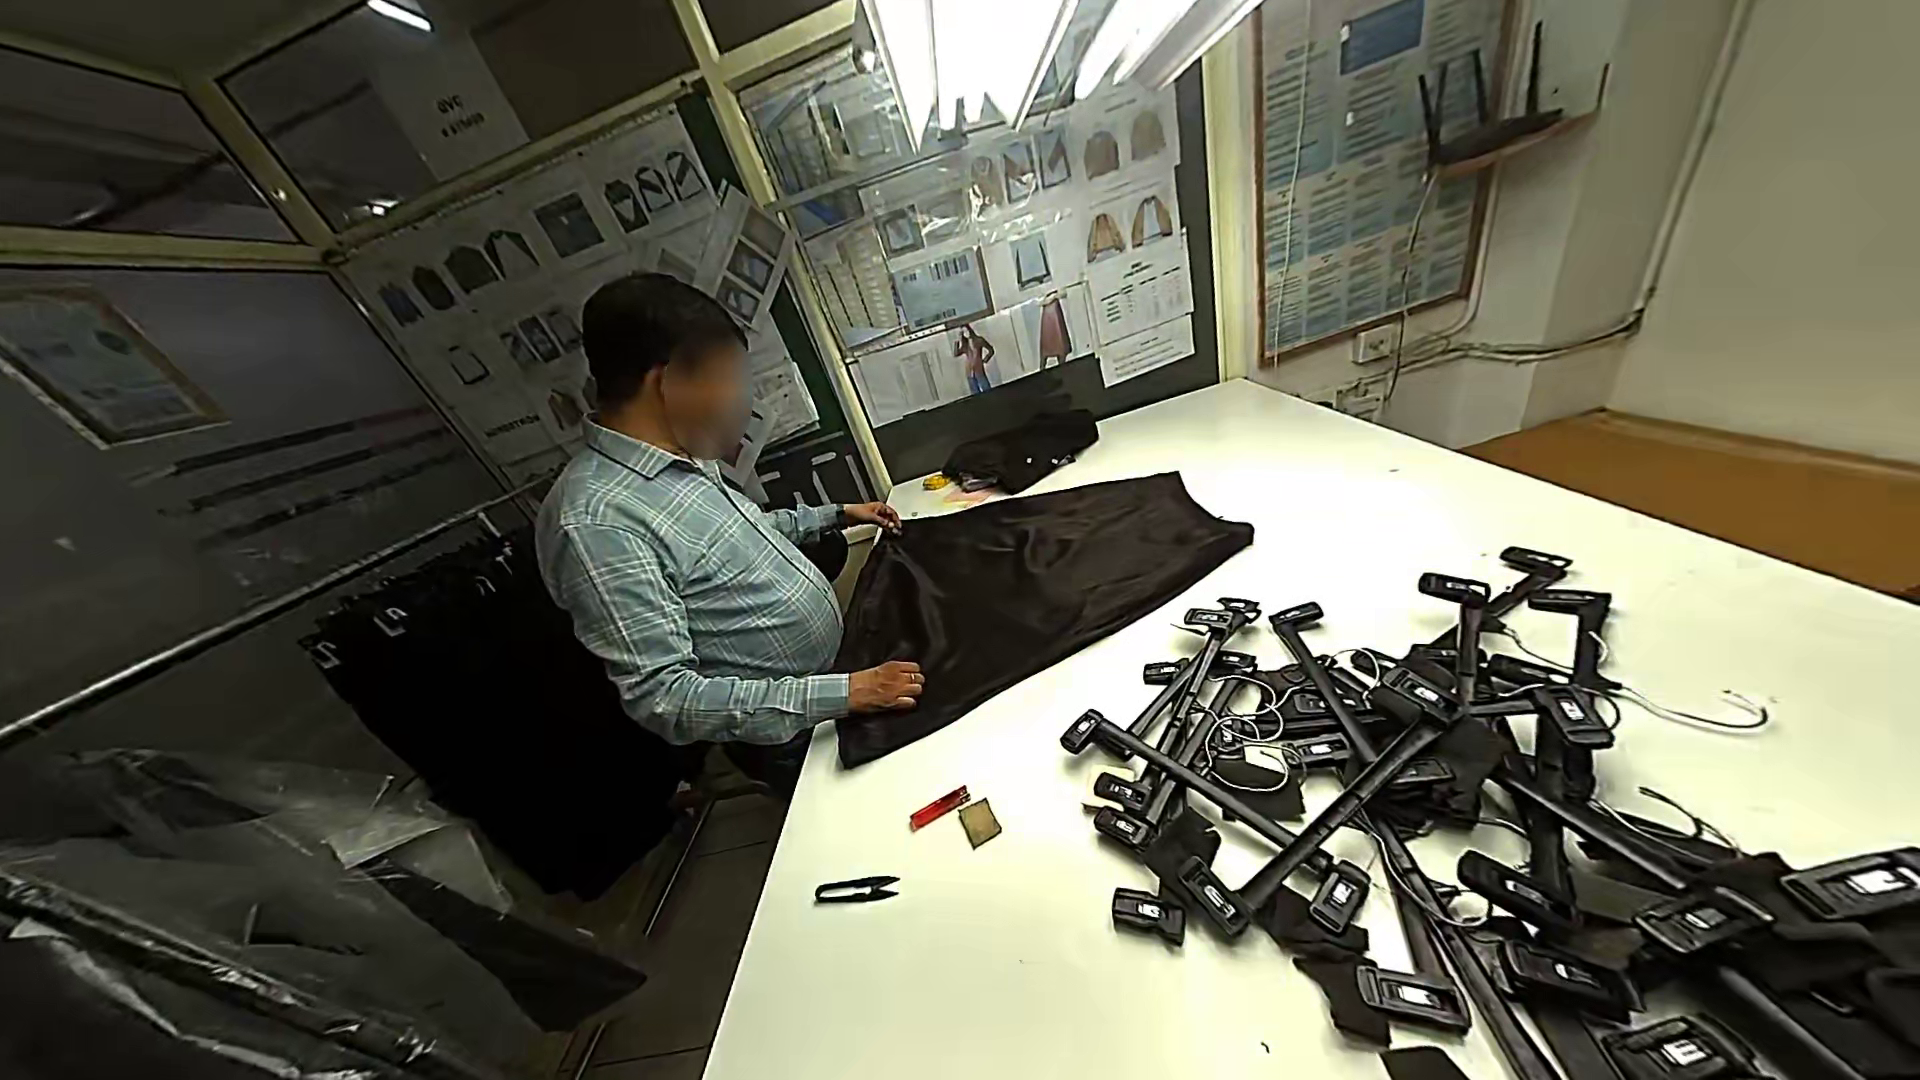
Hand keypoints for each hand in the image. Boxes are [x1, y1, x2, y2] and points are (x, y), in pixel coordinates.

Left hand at [844, 501, 901, 532]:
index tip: (899, 526)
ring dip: (889, 526)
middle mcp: (878, 510)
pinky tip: (886, 531)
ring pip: (885, 520)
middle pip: (889, 516)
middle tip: (897, 530)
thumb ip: (882, 522)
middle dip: (893, 523)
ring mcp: (875, 515)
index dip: (896, 519)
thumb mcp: (872, 517)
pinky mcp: (871, 519)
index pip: (892, 512)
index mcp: (880, 506)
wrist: (847, 515)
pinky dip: (884, 527)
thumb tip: (891, 525)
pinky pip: (881, 523)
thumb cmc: (857, 511)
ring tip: (893, 532)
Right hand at [850, 661, 922, 712]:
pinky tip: (906, 702)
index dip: (915, 672)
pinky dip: (910, 703)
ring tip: (911, 693)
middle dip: (917, 681)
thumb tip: (899, 673)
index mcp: (892, 666)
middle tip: (913, 684)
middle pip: (918, 678)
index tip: (913, 674)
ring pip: (917, 689)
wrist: (849, 692)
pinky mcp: (893, 702)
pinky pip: (910, 702)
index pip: (914, 667)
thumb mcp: (876, 669)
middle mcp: (896, 677)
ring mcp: (896, 690)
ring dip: (915, 691)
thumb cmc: (858, 681)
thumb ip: (890, 670)